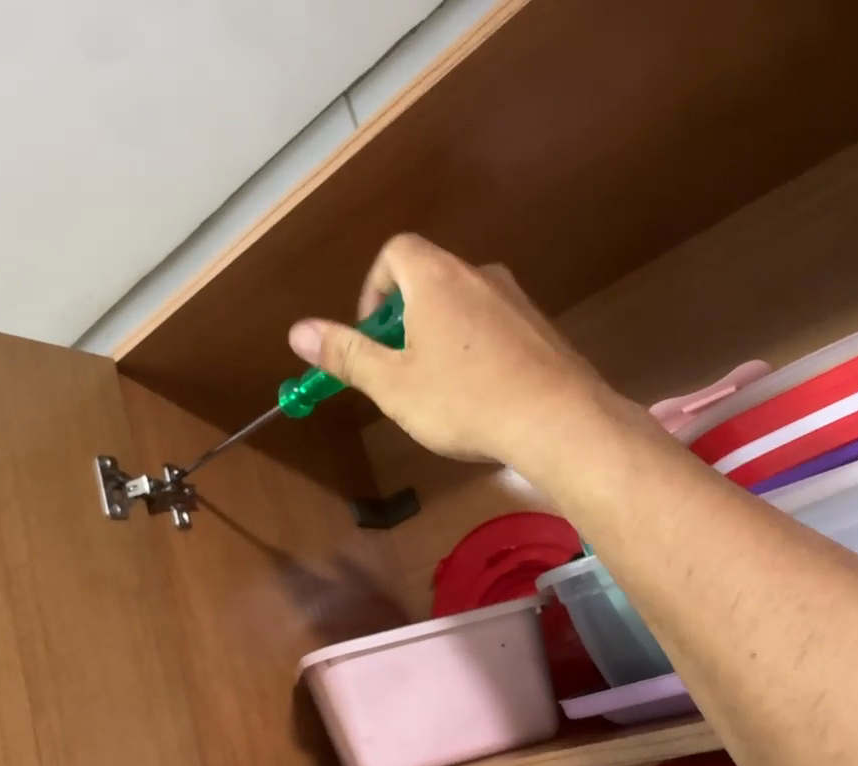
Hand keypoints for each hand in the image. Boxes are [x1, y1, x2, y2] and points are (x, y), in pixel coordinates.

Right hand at [287, 234, 630, 467]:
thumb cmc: (464, 400)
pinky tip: (479, 396)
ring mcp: (516, 302)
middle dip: (403, 320)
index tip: (372, 336)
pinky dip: (475, 350)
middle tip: (399, 371)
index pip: (395, 252)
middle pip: (428, 279)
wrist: (559, 421)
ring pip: (462, 306)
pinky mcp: (541, 330)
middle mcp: (479, 276)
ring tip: (439, 390)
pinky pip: (494, 328)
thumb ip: (346, 354)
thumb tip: (298, 330)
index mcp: (437, 278)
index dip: (373, 290)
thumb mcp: (392, 384)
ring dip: (439, 337)